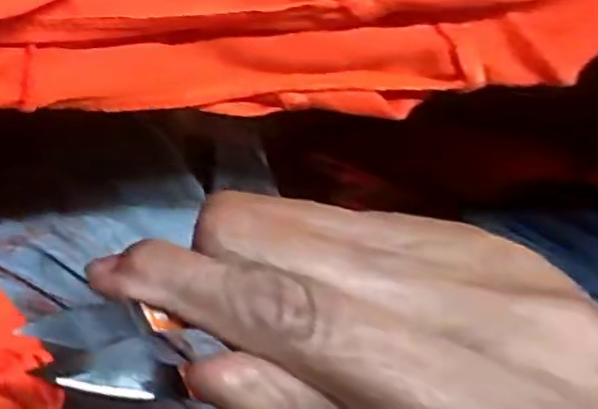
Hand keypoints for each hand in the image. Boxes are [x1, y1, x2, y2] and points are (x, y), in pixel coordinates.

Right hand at [88, 193, 597, 408]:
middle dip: (203, 262)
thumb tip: (195, 365)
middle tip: (188, 311)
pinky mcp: (483, 237)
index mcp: (494, 394)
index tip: (104, 276)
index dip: (184, 286)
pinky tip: (323, 296)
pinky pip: (335, 215)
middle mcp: (494, 298)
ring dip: (244, 254)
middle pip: (268, 228)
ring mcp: (493, 253)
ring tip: (249, 302)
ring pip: (286, 208)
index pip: (293, 310)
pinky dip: (300, 253)